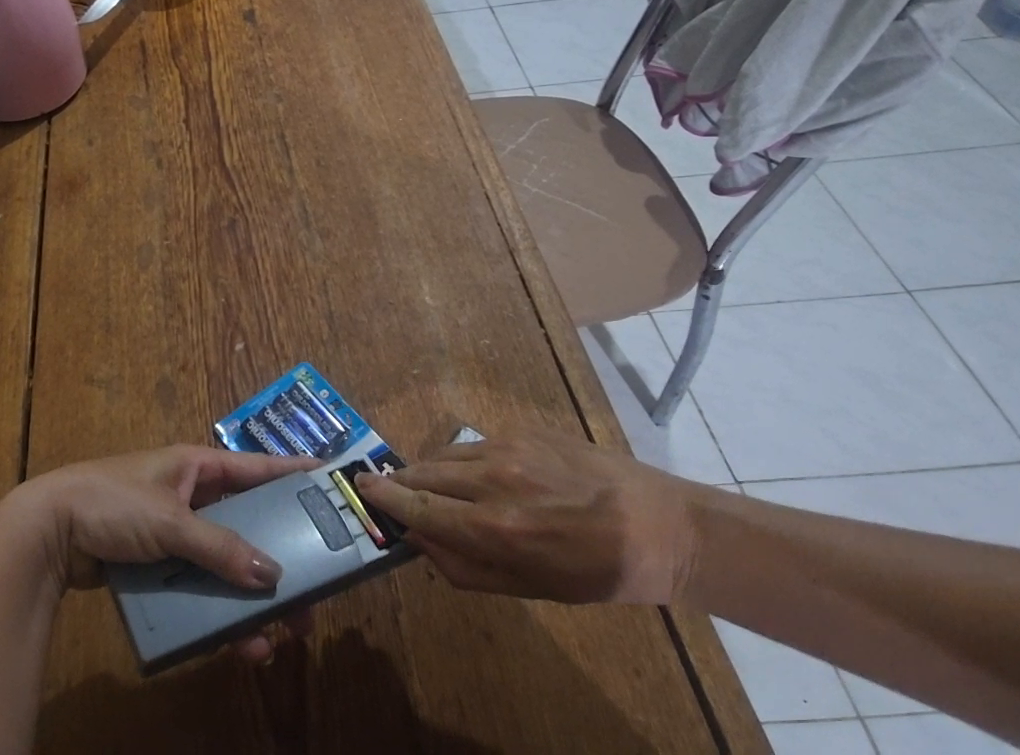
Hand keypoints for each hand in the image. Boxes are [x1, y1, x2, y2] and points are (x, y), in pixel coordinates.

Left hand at [8, 445, 319, 659]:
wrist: (46, 532)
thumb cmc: (110, 505)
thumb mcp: (169, 521)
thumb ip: (220, 547)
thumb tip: (272, 576)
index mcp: (195, 467)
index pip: (255, 468)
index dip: (293, 475)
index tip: (332, 483)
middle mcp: (189, 496)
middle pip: (247, 527)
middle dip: (278, 562)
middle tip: (312, 596)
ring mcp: (172, 532)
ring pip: (225, 564)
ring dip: (248, 599)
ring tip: (272, 638)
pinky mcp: (156, 564)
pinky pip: (197, 586)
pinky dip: (215, 611)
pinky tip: (232, 642)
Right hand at [353, 429, 703, 603]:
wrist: (660, 525)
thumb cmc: (595, 572)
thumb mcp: (529, 589)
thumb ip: (463, 567)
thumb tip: (418, 541)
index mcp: (495, 529)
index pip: (418, 508)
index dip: (384, 499)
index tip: (360, 488)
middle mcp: (493, 480)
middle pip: (421, 474)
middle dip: (401, 485)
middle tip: (391, 493)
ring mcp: (509, 448)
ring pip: (443, 455)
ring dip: (429, 472)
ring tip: (433, 487)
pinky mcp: (524, 430)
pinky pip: (472, 444)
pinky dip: (461, 461)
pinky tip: (477, 476)